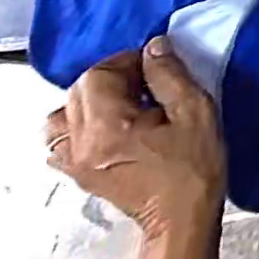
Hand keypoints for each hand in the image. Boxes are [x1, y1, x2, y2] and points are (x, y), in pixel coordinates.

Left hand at [45, 36, 226, 240]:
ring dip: (94, 98)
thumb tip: (154, 47)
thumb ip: (170, 76)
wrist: (181, 211)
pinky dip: (84, 121)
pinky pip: (63, 137)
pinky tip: (116, 123)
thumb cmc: (195, 160)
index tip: (158, 62)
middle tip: (150, 79)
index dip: (127, 60)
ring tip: (131, 101)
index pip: (96, 77)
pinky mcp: (74, 172)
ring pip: (64, 114)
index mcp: (107, 129)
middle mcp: (77, 146)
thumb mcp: (196, 110)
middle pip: (77, 92)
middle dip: (113, 76)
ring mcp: (70, 162)